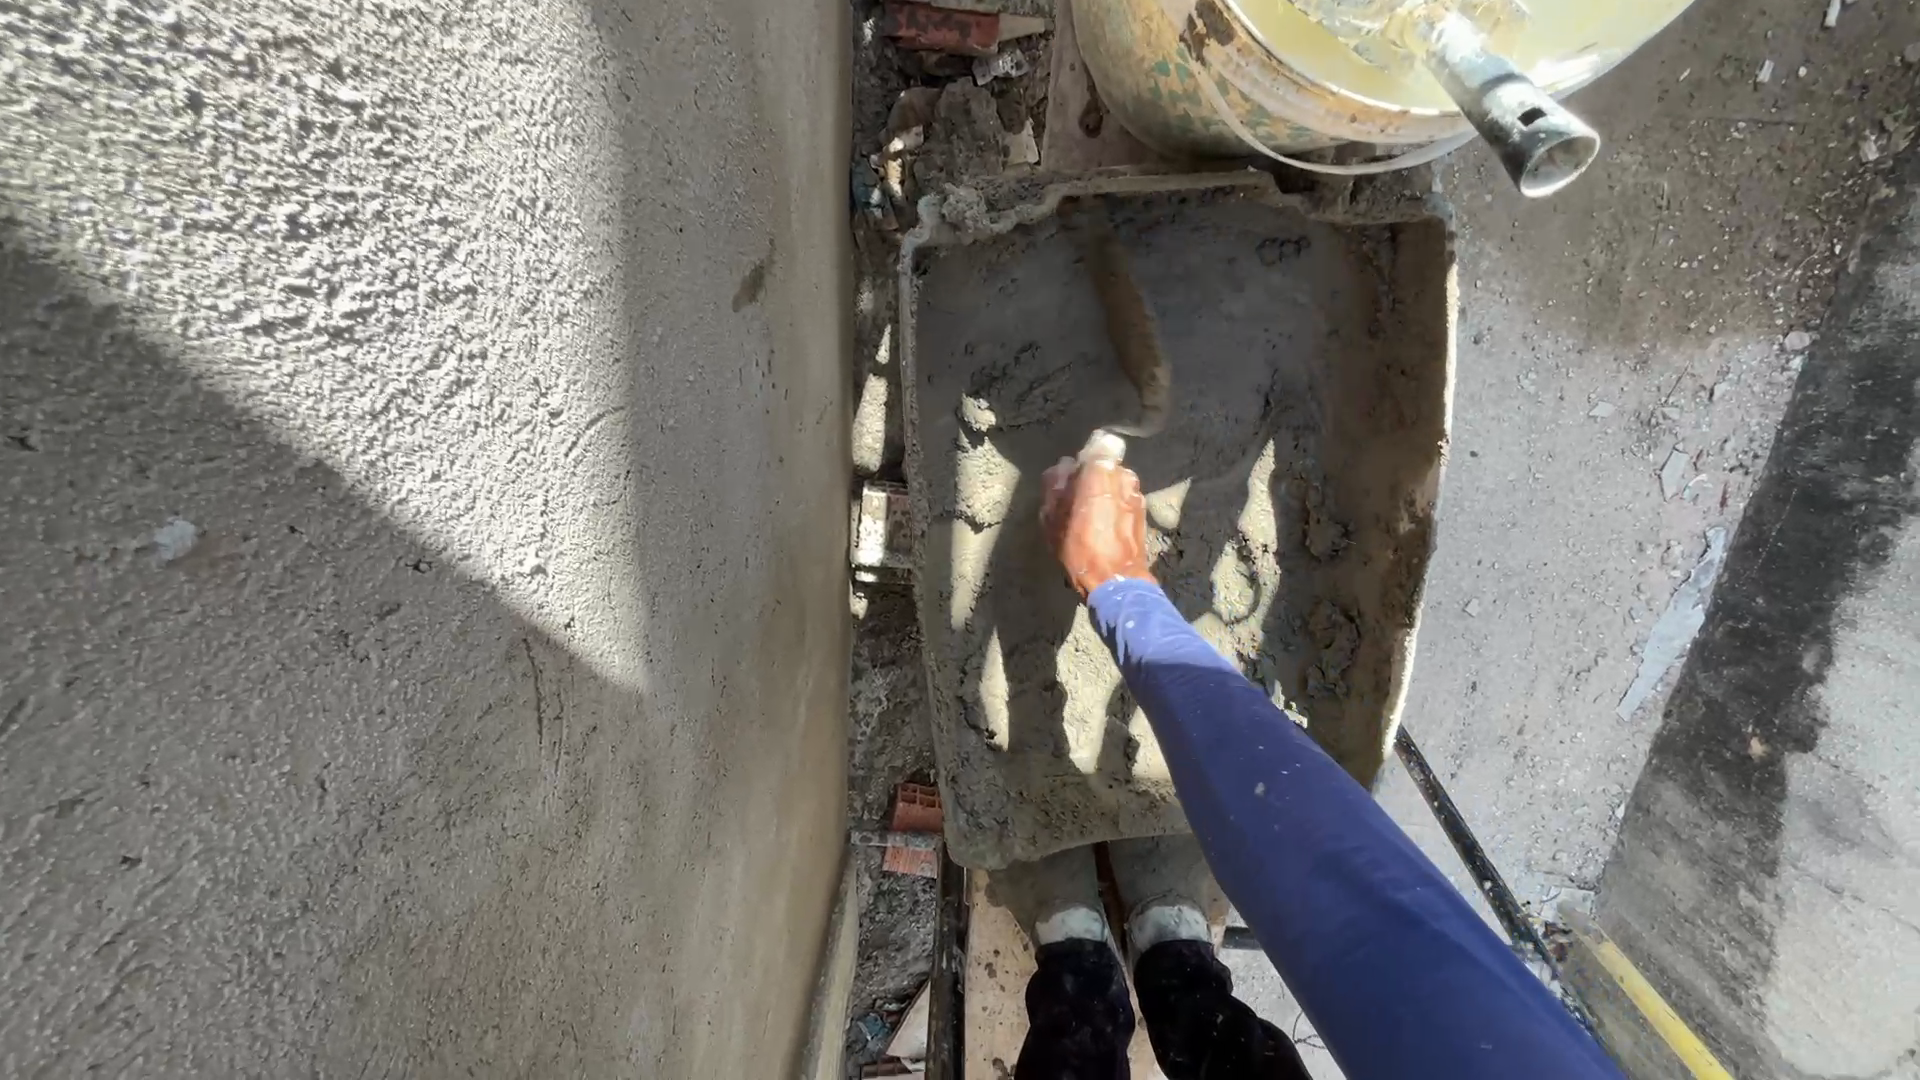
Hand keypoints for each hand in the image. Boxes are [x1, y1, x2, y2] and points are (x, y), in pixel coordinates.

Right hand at [1041, 454, 1155, 598]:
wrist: (1115, 579)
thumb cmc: (1079, 547)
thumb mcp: (1053, 518)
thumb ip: (1056, 484)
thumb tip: (1064, 466)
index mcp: (1101, 470)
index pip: (1099, 445)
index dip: (1084, 460)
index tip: (1073, 476)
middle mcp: (1125, 475)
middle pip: (1106, 466)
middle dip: (1093, 478)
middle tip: (1077, 500)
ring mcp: (1138, 493)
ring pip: (1116, 484)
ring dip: (1104, 493)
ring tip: (1090, 517)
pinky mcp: (1144, 511)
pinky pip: (1124, 500)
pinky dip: (1114, 508)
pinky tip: (1104, 528)